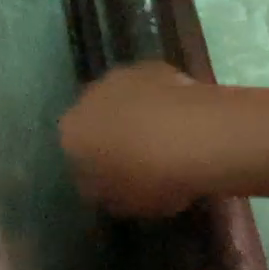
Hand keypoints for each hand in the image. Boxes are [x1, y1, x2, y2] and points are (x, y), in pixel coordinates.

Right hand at [59, 62, 212, 218]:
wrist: (197, 136)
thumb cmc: (153, 178)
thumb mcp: (122, 204)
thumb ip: (102, 191)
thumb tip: (100, 183)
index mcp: (71, 133)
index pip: (74, 153)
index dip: (94, 167)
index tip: (115, 181)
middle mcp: (87, 97)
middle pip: (95, 118)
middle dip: (110, 134)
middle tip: (137, 159)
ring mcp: (119, 76)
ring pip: (120, 99)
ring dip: (133, 114)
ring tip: (163, 138)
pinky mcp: (150, 65)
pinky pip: (149, 87)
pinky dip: (158, 100)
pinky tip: (180, 120)